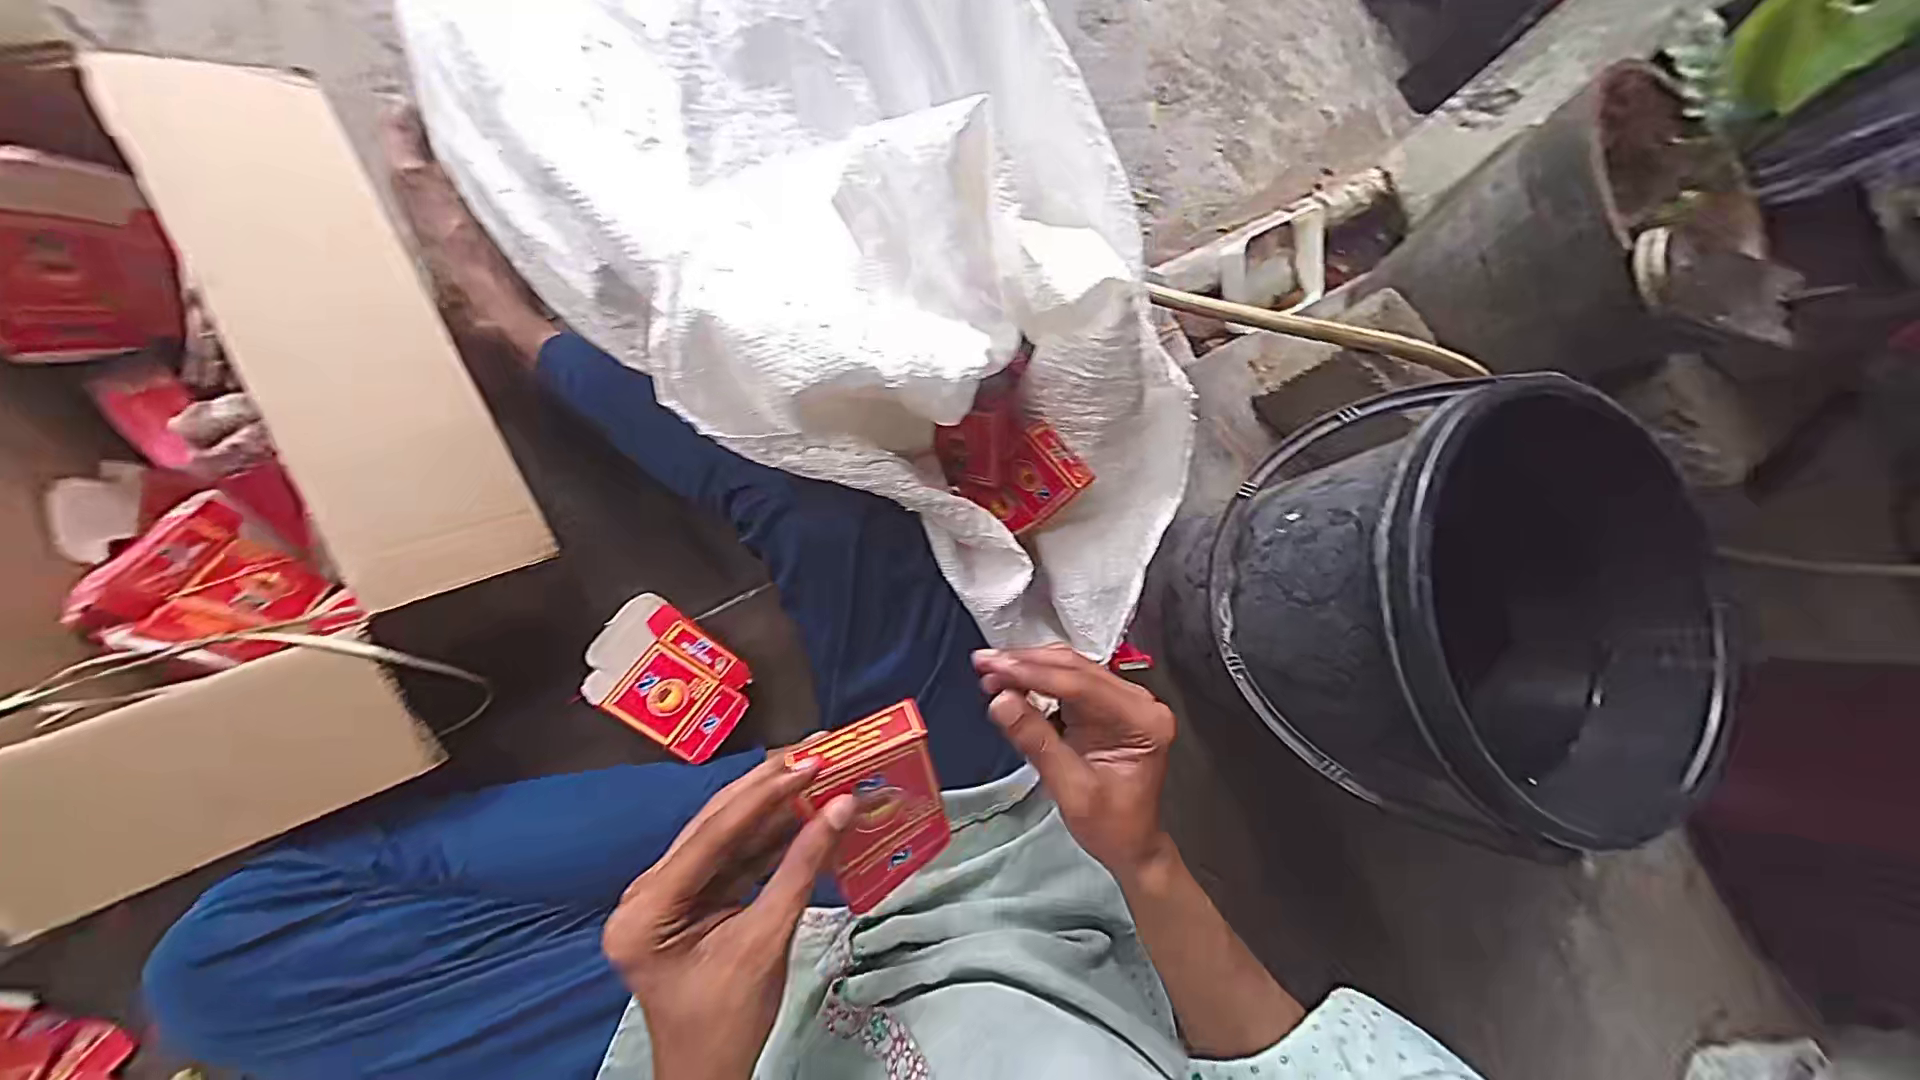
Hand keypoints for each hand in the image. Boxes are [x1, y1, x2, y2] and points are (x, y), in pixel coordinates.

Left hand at [604, 758, 855, 1079]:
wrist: (711, 1076)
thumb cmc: (729, 1022)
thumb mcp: (768, 941)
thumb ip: (803, 867)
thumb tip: (842, 806)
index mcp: (646, 909)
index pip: (713, 834)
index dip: (766, 794)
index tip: (811, 763)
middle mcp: (650, 890)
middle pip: (719, 822)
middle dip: (771, 785)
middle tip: (815, 751)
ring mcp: (672, 891)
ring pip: (731, 831)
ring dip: (777, 803)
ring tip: (816, 767)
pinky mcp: (697, 894)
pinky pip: (740, 853)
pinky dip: (776, 833)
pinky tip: (806, 808)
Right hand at [972, 645, 1175, 879]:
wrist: (1130, 845)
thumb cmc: (1112, 826)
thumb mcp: (1072, 790)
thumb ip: (1037, 742)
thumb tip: (1002, 701)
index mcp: (1143, 720)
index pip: (1081, 685)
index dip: (1034, 674)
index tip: (996, 668)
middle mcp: (1137, 701)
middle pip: (1075, 668)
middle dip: (1026, 664)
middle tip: (985, 663)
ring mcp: (1122, 699)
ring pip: (1069, 668)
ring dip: (1028, 667)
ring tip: (990, 670)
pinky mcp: (1104, 703)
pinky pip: (1066, 680)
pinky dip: (1035, 679)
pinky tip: (1010, 681)